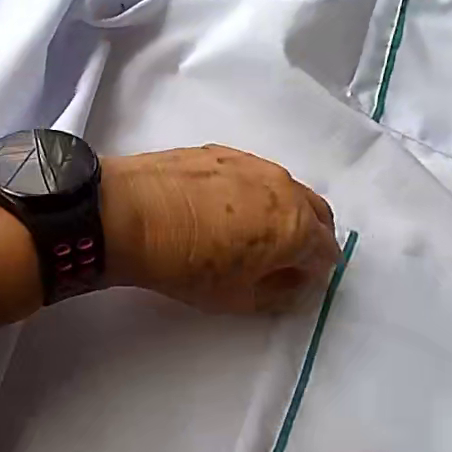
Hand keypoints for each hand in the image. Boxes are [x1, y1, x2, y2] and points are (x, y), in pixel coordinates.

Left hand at [101, 146, 337, 313]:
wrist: (126, 214)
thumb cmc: (184, 265)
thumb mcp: (234, 299)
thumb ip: (276, 296)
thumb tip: (293, 286)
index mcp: (299, 228)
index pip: (325, 254)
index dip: (311, 275)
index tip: (290, 285)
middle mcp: (285, 188)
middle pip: (315, 214)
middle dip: (305, 238)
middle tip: (277, 259)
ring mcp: (252, 164)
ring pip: (282, 190)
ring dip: (277, 211)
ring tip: (246, 232)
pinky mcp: (219, 152)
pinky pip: (248, 175)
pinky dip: (245, 193)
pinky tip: (218, 208)